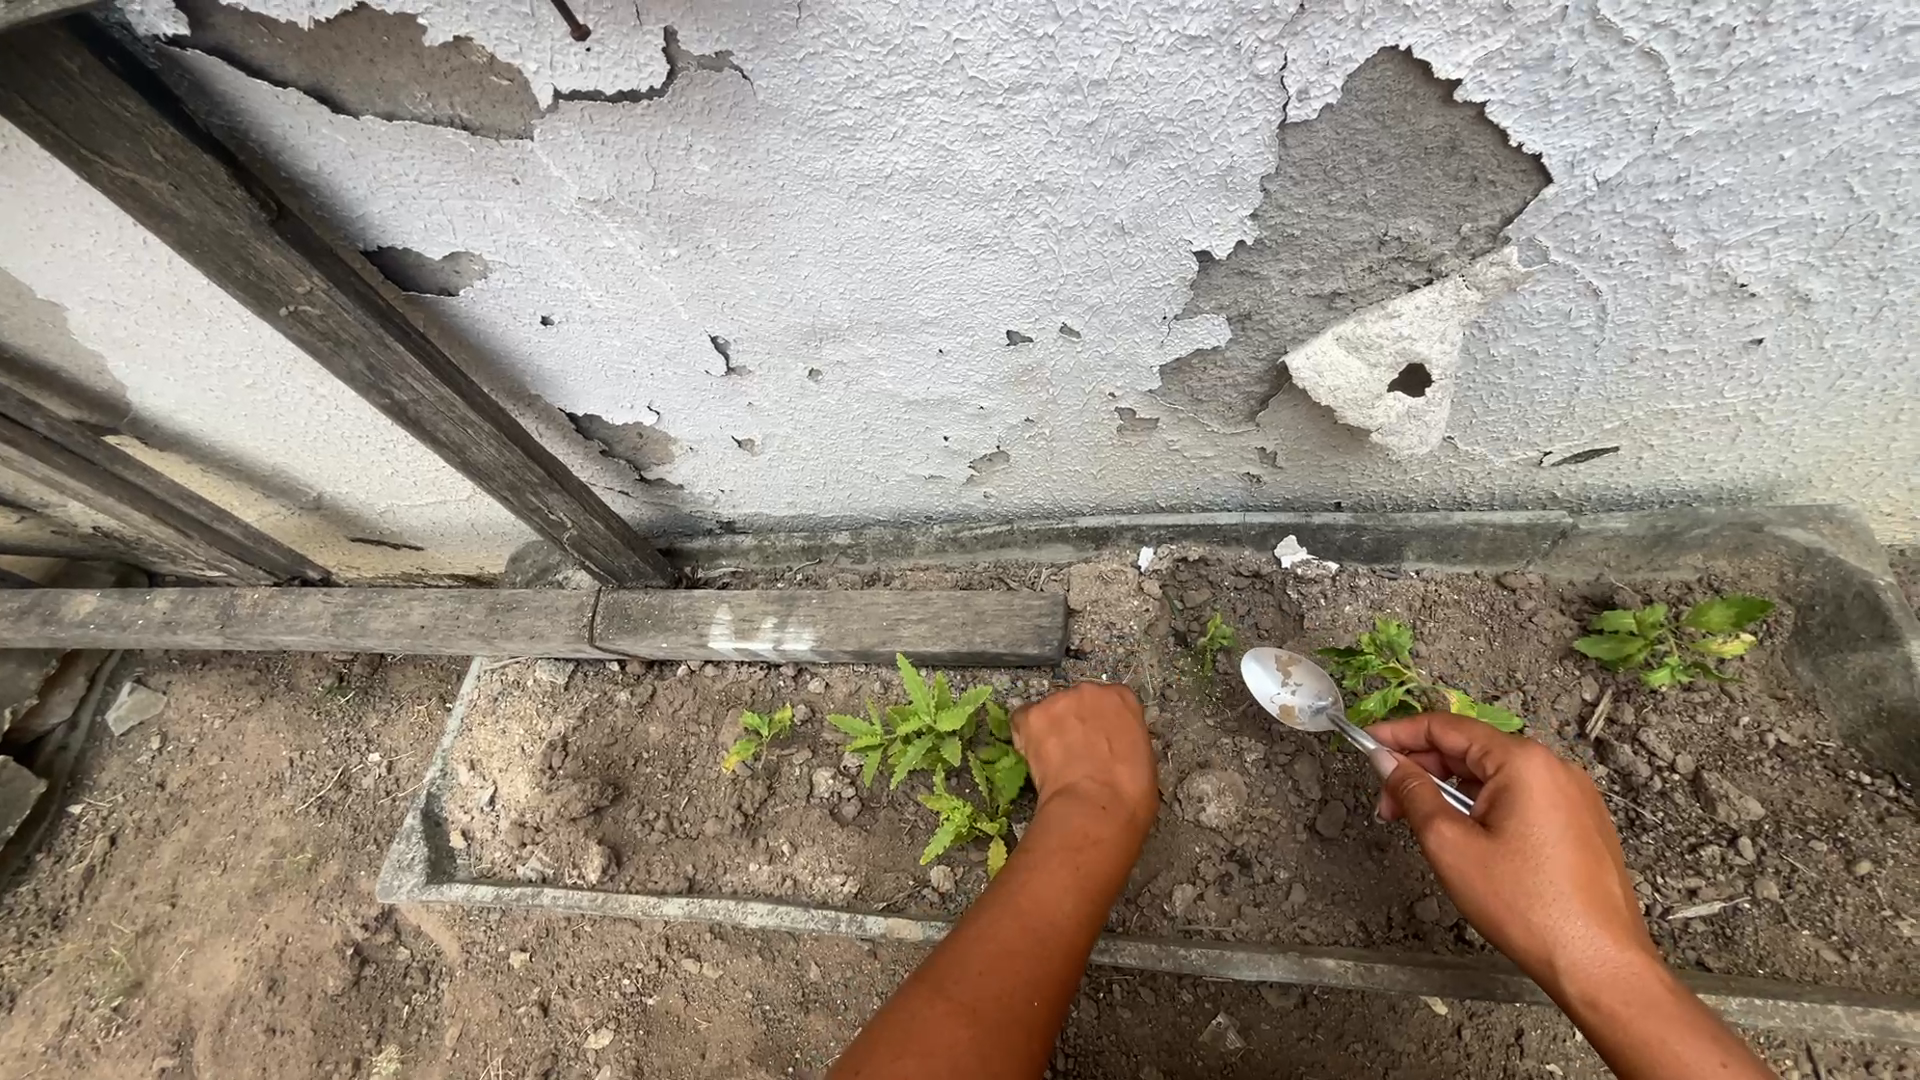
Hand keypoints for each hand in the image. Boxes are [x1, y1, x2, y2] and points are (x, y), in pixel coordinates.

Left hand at [1012, 682, 1158, 842]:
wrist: (1095, 806)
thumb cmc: (1128, 793)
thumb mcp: (1143, 760)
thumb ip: (1125, 742)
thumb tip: (1112, 751)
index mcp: (1122, 699)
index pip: (1110, 701)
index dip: (1101, 723)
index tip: (1099, 742)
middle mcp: (1089, 691)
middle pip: (1076, 702)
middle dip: (1074, 723)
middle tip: (1074, 753)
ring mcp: (1058, 701)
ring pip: (1049, 711)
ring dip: (1049, 730)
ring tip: (1053, 761)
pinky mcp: (1032, 716)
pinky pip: (1022, 721)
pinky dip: (1025, 737)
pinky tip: (1034, 759)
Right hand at [1366, 712, 1654, 995]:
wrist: (1601, 968)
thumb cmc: (1524, 904)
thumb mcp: (1448, 842)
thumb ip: (1411, 790)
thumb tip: (1385, 760)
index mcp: (1522, 762)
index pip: (1444, 727)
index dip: (1398, 734)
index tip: (1365, 745)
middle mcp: (1553, 768)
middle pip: (1467, 749)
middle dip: (1420, 770)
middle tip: (1388, 802)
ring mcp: (1572, 796)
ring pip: (1489, 775)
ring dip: (1447, 791)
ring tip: (1421, 825)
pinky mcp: (1580, 823)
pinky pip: (1516, 796)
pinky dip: (1479, 805)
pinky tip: (1461, 835)